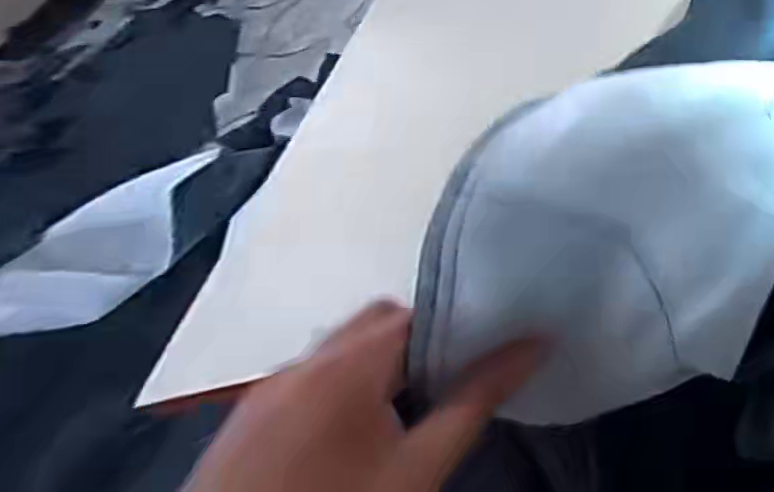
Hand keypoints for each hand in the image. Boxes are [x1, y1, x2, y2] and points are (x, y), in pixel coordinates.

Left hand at [185, 301, 542, 491]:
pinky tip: (354, 434)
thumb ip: (479, 396)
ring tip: (408, 405)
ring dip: (378, 362)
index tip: (489, 339)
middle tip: (449, 374)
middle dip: (418, 337)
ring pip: (340, 350)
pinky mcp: (235, 434)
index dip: (460, 318)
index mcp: (344, 364)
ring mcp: (258, 401)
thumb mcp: (419, 466)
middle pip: (377, 321)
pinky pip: (305, 381)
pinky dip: (340, 388)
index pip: (420, 308)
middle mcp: (298, 367)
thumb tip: (538, 341)